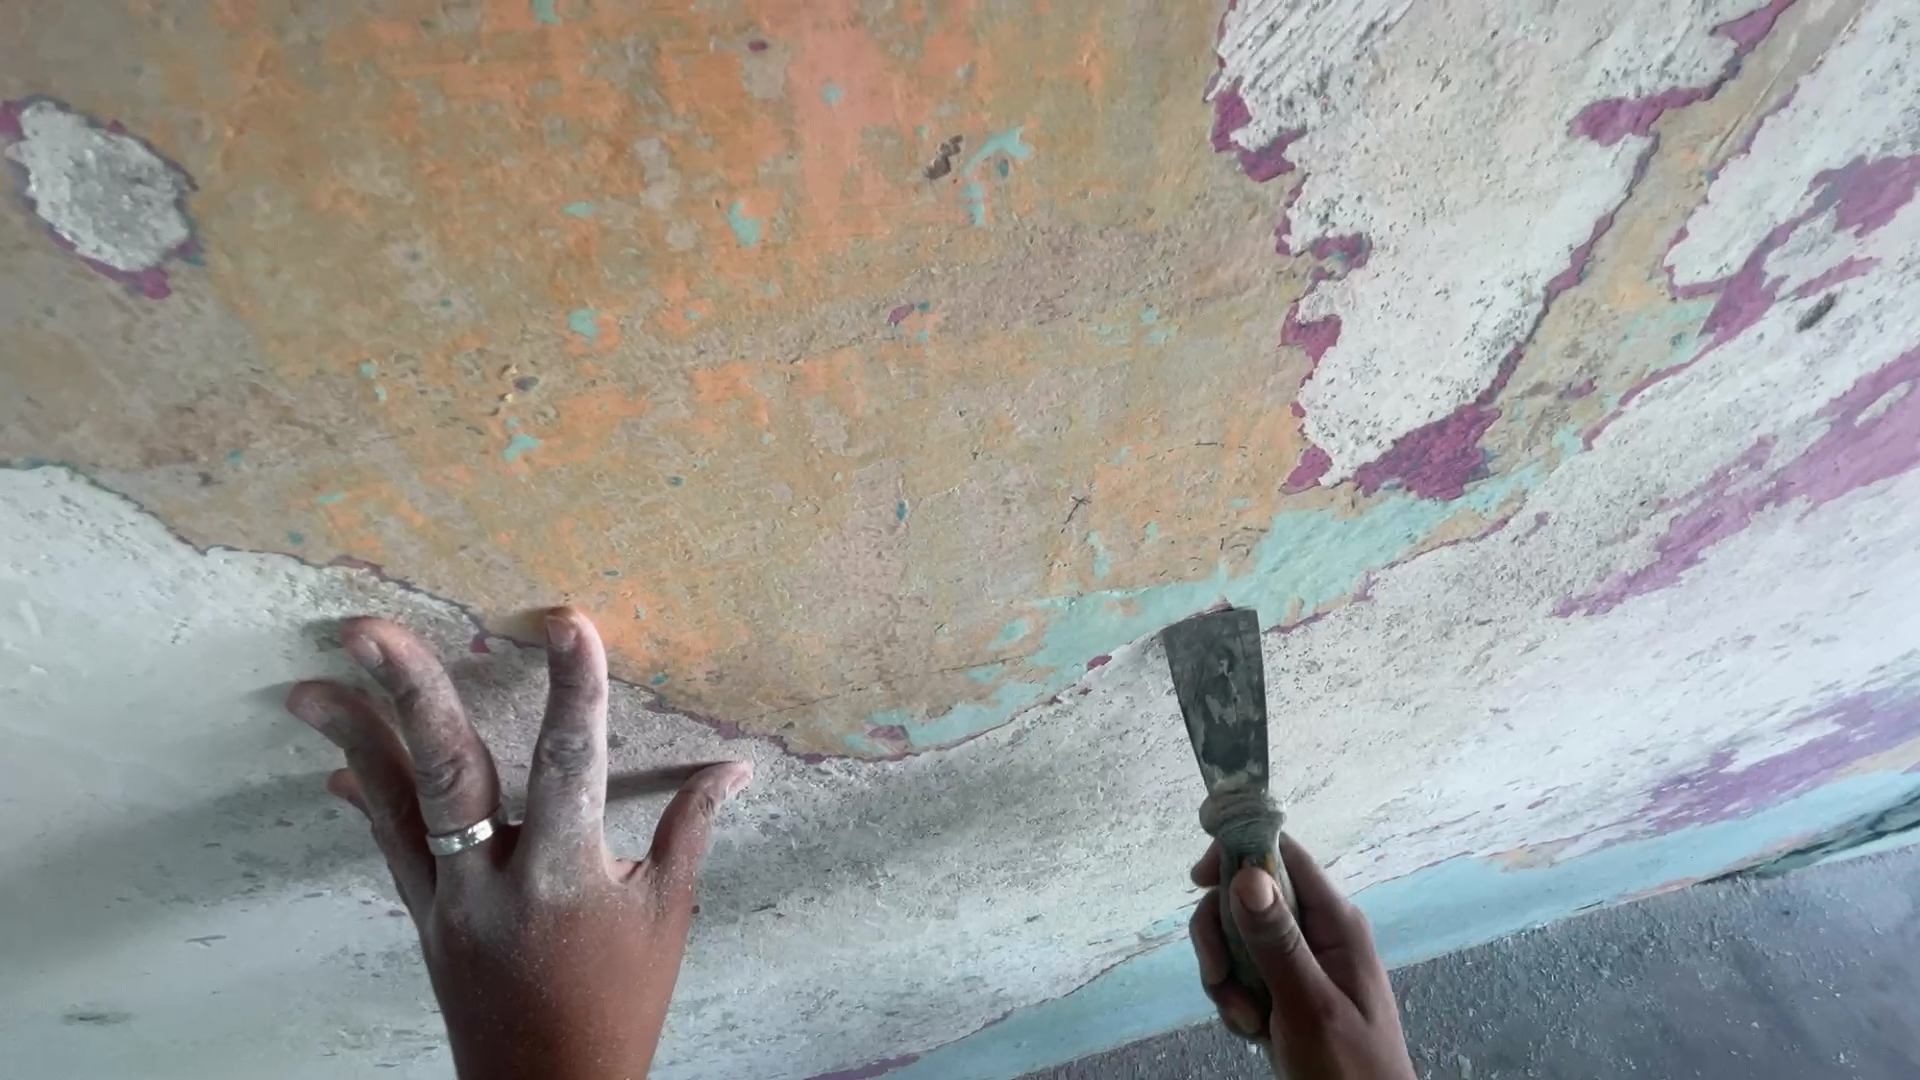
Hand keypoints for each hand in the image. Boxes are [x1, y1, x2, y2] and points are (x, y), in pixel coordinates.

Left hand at [286, 607, 751, 1079]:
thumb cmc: (621, 999)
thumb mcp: (668, 909)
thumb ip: (692, 826)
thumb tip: (734, 768)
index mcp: (563, 873)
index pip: (574, 759)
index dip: (576, 686)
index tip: (569, 624)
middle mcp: (489, 879)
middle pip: (448, 774)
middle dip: (411, 695)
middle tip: (368, 633)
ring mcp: (445, 899)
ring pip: (396, 806)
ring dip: (356, 740)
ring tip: (312, 687)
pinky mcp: (425, 917)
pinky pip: (390, 846)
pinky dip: (367, 795)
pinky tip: (342, 765)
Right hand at [1189, 835, 1415, 1079]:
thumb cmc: (1349, 1072)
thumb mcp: (1309, 1006)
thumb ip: (1277, 941)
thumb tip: (1246, 872)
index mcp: (1333, 919)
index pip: (1279, 853)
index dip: (1236, 853)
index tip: (1200, 881)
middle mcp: (1315, 926)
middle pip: (1244, 894)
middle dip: (1220, 935)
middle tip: (1216, 976)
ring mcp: (1297, 954)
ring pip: (1234, 932)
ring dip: (1223, 973)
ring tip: (1241, 1018)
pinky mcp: (1281, 981)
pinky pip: (1238, 965)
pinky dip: (1231, 994)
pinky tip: (1248, 1027)